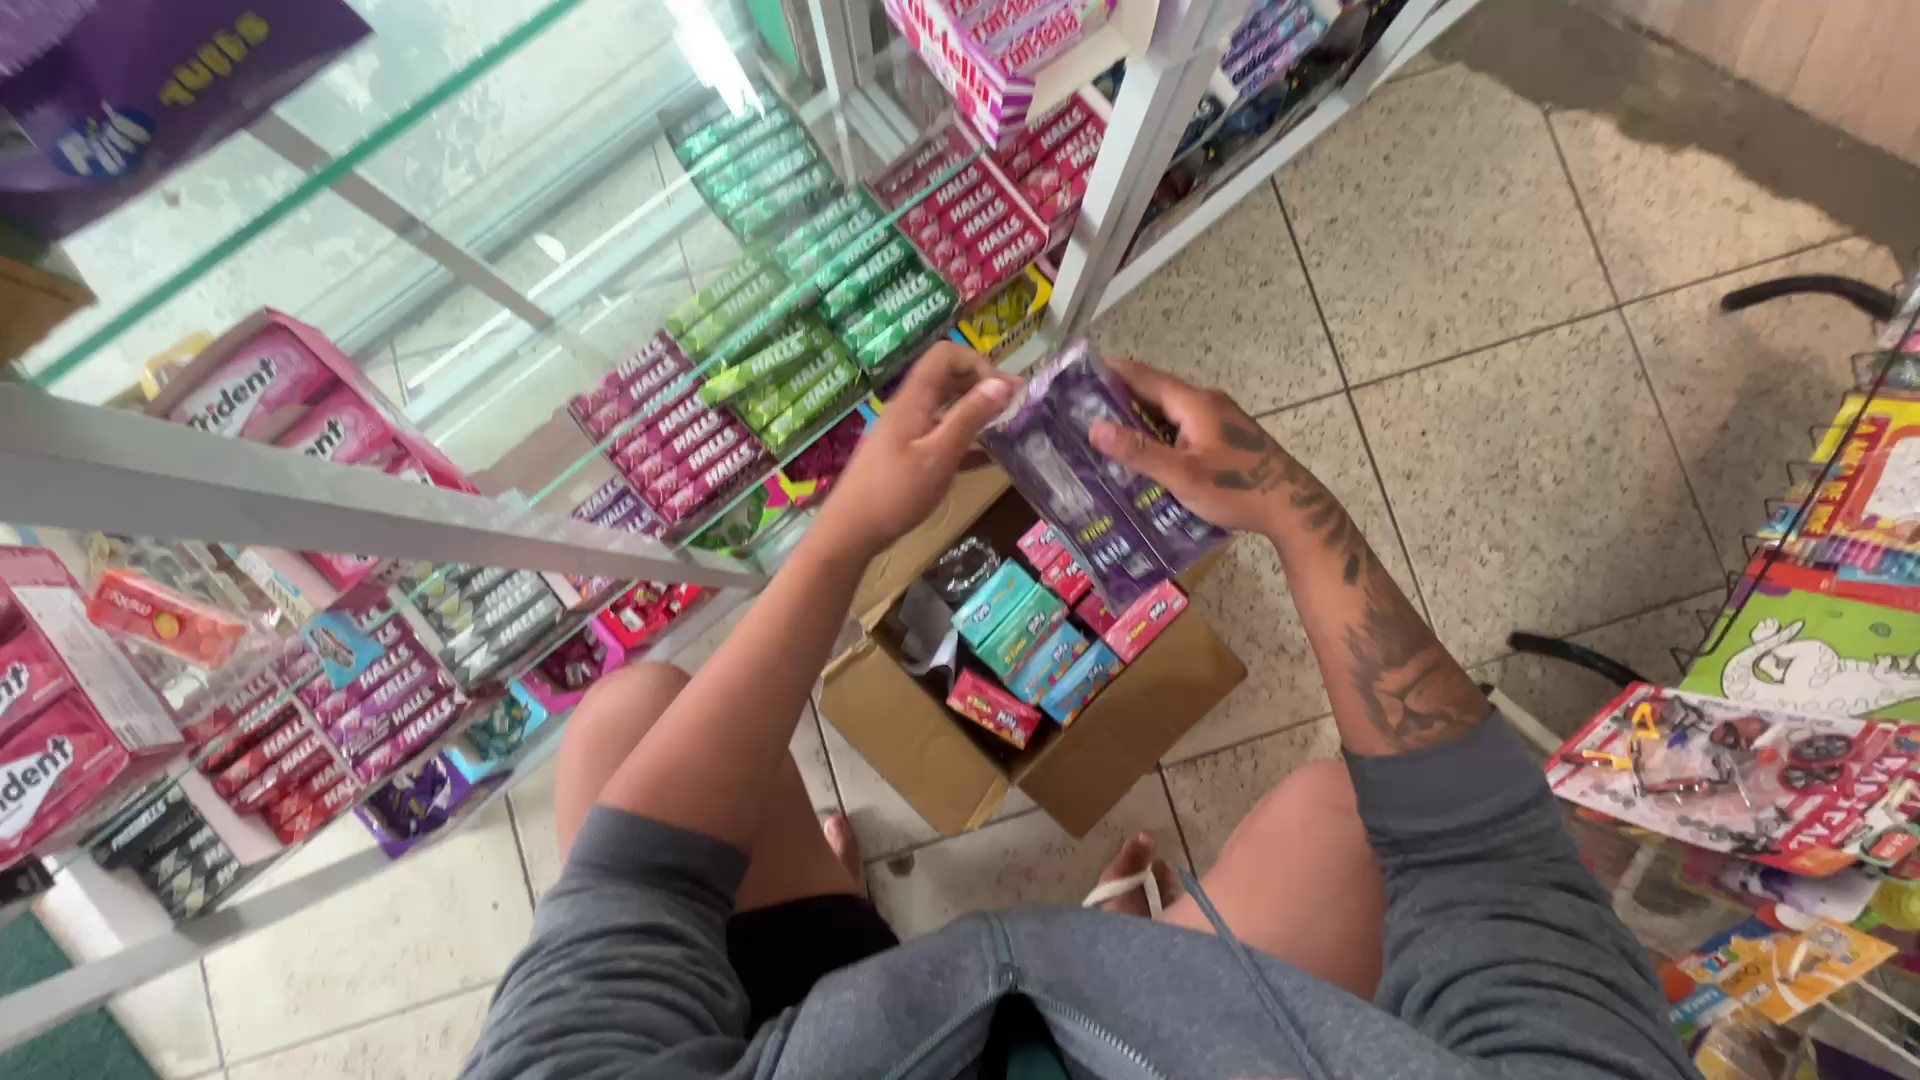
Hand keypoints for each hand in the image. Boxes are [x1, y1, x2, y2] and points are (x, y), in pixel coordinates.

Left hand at [814, 342, 1019, 557]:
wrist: (851, 531)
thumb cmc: (895, 493)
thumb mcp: (938, 455)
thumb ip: (969, 417)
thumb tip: (1003, 383)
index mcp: (913, 400)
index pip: (945, 355)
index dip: (978, 363)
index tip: (1004, 390)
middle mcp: (909, 408)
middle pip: (947, 378)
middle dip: (982, 385)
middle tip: (1015, 406)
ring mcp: (906, 432)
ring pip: (946, 408)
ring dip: (975, 412)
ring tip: (1006, 428)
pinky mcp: (907, 456)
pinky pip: (941, 437)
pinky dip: (965, 440)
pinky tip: (988, 459)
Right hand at [1086, 358, 1305, 534]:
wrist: (1291, 507)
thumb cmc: (1237, 490)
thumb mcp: (1181, 475)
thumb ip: (1138, 451)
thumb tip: (1094, 428)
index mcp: (1193, 403)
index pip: (1143, 376)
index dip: (1110, 372)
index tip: (1078, 375)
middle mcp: (1205, 401)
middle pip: (1154, 391)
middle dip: (1118, 397)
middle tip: (1081, 410)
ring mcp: (1217, 417)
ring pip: (1167, 410)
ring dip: (1137, 417)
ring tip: (1104, 432)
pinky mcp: (1223, 434)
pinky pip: (1181, 424)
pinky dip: (1157, 431)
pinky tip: (1143, 452)